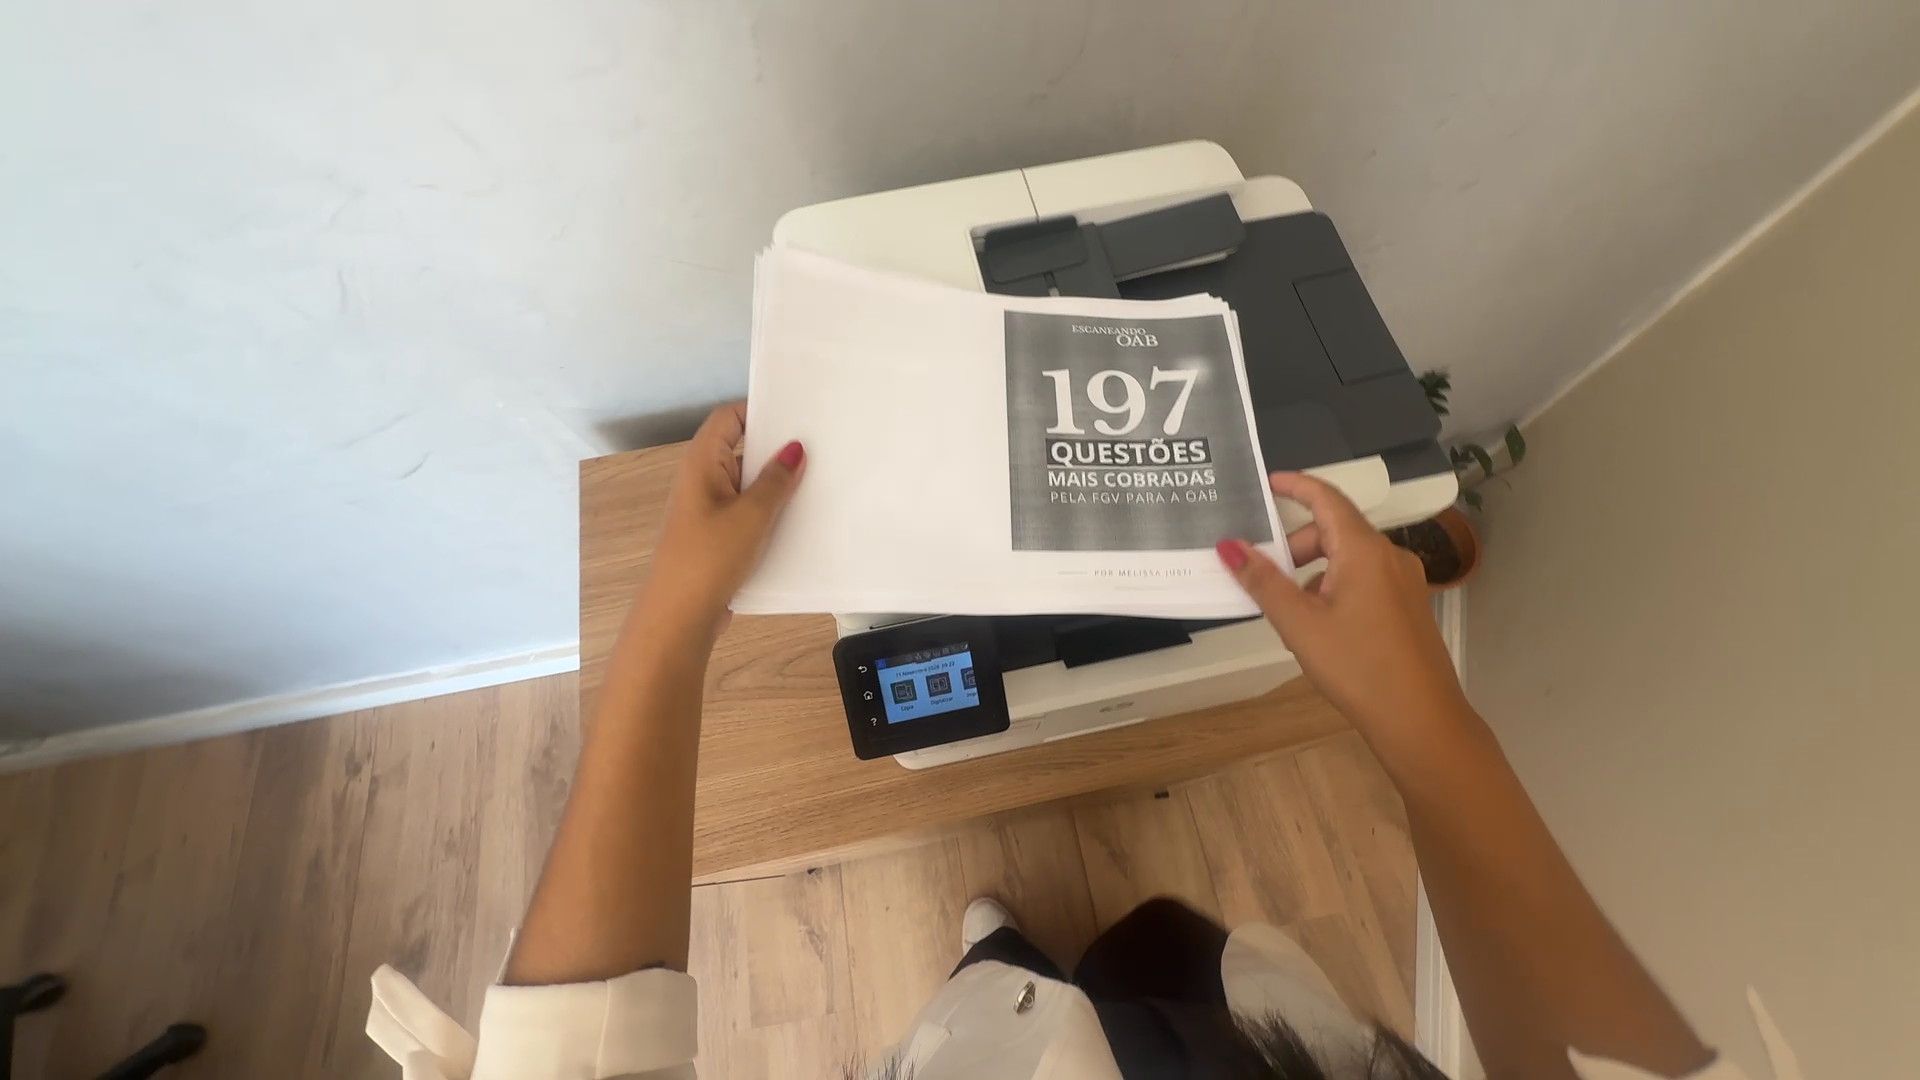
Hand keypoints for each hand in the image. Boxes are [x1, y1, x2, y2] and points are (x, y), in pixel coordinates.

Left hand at [639, 403, 803, 642]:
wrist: (680, 615)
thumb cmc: (709, 557)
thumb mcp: (751, 515)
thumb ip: (776, 480)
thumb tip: (795, 448)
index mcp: (702, 463)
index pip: (729, 418)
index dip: (759, 410)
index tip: (798, 414)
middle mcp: (703, 480)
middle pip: (741, 449)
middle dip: (776, 449)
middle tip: (818, 446)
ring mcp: (709, 509)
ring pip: (747, 484)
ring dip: (776, 484)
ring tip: (817, 480)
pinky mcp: (718, 535)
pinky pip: (747, 511)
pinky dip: (770, 511)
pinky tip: (799, 519)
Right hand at [1216, 472, 1469, 743]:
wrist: (1421, 720)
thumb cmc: (1357, 666)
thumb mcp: (1299, 623)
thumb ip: (1262, 581)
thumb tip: (1229, 546)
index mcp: (1364, 552)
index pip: (1327, 499)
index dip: (1296, 486)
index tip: (1266, 482)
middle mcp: (1389, 557)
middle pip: (1334, 531)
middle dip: (1294, 545)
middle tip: (1262, 574)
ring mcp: (1403, 583)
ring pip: (1347, 558)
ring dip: (1311, 570)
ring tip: (1286, 609)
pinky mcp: (1407, 607)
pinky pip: (1362, 580)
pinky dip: (1332, 586)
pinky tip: (1317, 625)